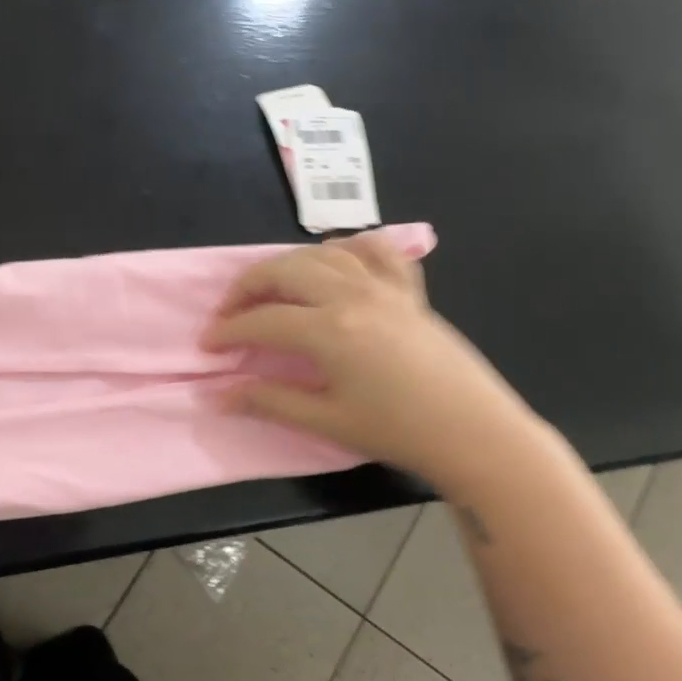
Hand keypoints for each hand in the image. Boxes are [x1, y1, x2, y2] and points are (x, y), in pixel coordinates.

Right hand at [203, 234, 541, 496]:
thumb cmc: (398, 431)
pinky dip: (349, 248)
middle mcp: (352, 295)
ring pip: (324, 254)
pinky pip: (376, 251)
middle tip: (229, 313)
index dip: (228, 331)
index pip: (262, 320)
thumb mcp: (327, 421)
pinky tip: (336, 261)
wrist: (474, 432)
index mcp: (329, 330)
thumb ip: (270, 402)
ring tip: (272, 290)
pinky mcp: (410, 291)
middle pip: (285, 270)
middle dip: (247, 287)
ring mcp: (385, 288)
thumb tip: (220, 395)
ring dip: (288, 265)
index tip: (208, 346)